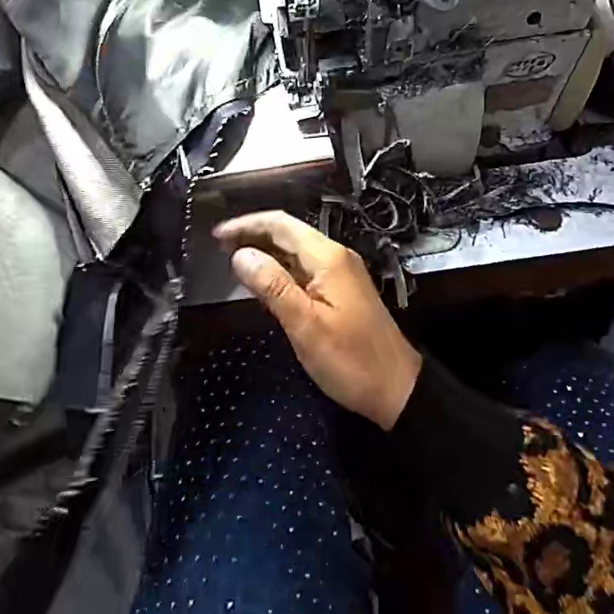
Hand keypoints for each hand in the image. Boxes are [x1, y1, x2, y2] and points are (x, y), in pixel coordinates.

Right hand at [214, 211, 422, 429]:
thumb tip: (241, 255)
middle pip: (288, 233)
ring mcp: (340, 273)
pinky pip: (303, 268)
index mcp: (328, 258)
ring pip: (295, 250)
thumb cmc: (352, 361)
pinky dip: (278, 268)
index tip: (217, 234)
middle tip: (218, 246)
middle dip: (252, 234)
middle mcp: (335, 257)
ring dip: (264, 250)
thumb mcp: (306, 326)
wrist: (397, 389)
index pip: (281, 224)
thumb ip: (272, 287)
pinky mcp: (341, 291)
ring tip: (232, 259)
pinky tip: (262, 281)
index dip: (246, 225)